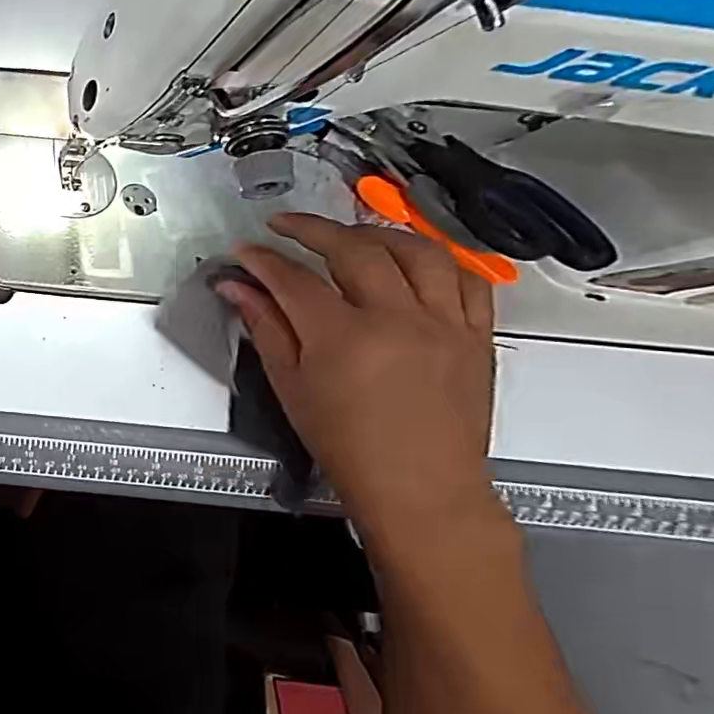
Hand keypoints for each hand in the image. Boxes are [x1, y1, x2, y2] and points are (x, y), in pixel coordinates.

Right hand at [218, 214, 501, 554]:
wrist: (421, 488)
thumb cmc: (346, 443)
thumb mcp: (291, 385)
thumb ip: (265, 327)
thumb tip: (237, 288)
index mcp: (344, 338)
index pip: (294, 279)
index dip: (263, 259)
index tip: (244, 250)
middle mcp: (398, 320)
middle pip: (353, 250)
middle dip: (312, 229)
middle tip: (285, 225)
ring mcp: (445, 324)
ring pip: (417, 251)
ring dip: (375, 233)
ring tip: (348, 233)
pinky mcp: (476, 336)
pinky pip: (468, 279)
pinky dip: (438, 259)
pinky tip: (411, 259)